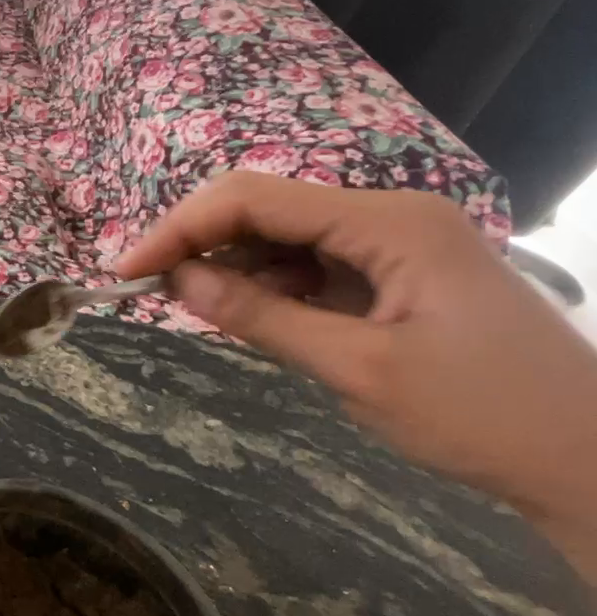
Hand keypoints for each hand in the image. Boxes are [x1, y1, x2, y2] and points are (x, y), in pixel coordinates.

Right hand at [116, 173, 596, 585]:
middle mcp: (390, 216)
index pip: (251, 199)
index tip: (128, 273)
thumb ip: (257, 316)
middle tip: (149, 287)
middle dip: (197, 242)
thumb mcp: (356, 369)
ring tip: (197, 306)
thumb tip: (174, 280)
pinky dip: (268, 285)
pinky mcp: (397, 272)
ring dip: (230, 265)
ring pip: (279, 234)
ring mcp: (396, 242)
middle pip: (261, 206)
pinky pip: (308, 262)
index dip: (178, 228)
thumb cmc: (487, 417)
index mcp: (389, 223)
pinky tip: (252, 314)